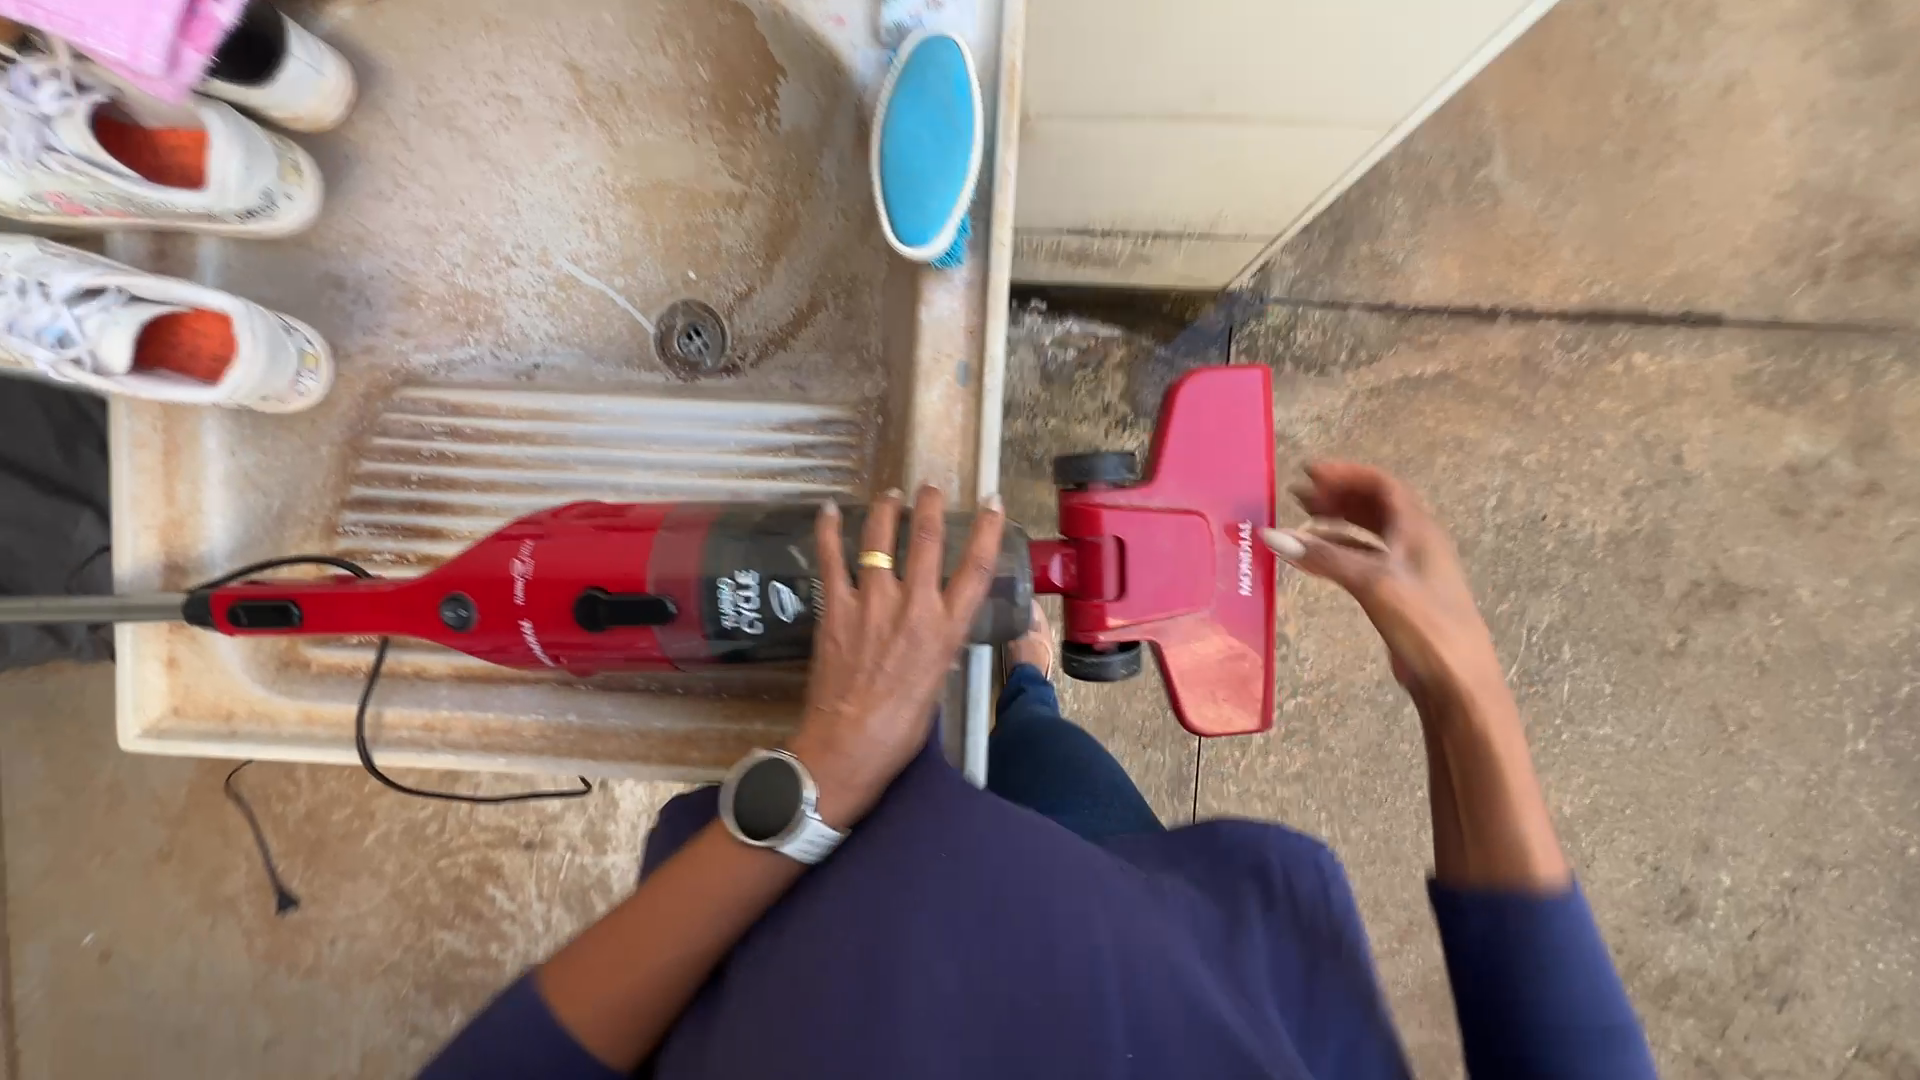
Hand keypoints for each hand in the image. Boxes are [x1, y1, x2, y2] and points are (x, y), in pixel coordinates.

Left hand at [787, 485, 1005, 827]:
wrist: (850, 744)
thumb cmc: (901, 726)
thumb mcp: (936, 682)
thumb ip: (936, 646)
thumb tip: (932, 630)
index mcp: (946, 630)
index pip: (976, 568)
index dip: (988, 530)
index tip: (992, 502)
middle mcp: (914, 608)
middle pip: (927, 540)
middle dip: (930, 506)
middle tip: (930, 489)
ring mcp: (872, 603)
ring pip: (881, 539)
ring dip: (887, 510)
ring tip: (891, 493)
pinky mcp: (836, 608)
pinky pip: (832, 558)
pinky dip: (828, 530)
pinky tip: (828, 510)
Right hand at [1261, 462, 1503, 710]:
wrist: (1457, 680)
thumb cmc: (1424, 624)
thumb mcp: (1372, 583)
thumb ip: (1323, 558)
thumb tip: (1272, 535)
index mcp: (1419, 530)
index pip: (1381, 486)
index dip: (1345, 474)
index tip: (1308, 472)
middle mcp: (1417, 543)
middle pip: (1374, 506)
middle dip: (1337, 496)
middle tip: (1298, 495)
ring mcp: (1409, 569)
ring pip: (1369, 532)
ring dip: (1337, 521)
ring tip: (1303, 519)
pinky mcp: (1399, 593)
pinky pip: (1364, 558)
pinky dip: (1338, 550)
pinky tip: (1316, 557)